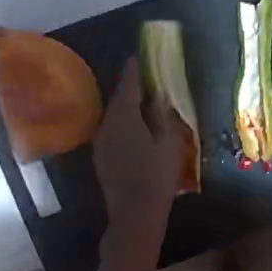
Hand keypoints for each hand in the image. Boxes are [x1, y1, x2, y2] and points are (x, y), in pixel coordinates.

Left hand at [94, 58, 185, 231]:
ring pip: (117, 116)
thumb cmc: (157, 177)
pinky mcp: (102, 158)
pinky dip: (127, 125)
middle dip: (135, 88)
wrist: (134, 216)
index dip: (137, 67)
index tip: (143, 54)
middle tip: (152, 80)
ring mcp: (101, 142)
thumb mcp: (170, 143)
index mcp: (124, 116)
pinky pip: (115, 131)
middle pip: (121, 99)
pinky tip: (140, 132)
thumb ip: (164, 116)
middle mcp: (107, 124)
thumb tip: (160, 98)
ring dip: (131, 108)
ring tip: (150, 106)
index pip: (129, 83)